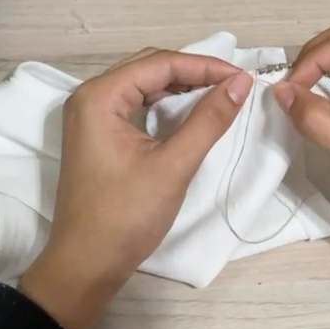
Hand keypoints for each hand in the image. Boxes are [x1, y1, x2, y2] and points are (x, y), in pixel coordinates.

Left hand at [19, 49, 253, 328]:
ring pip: (142, 85)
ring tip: (219, 94)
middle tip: (234, 84)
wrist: (86, 264)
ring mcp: (90, 116)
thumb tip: (241, 83)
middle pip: (148, 68)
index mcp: (100, 96)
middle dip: (193, 72)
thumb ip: (208, 120)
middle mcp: (89, 97)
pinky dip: (164, 104)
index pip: (159, 63)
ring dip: (180, 87)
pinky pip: (135, 105)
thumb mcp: (173, 165)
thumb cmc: (126, 216)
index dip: (204, 66)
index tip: (243, 77)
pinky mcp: (96, 135)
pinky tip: (190, 112)